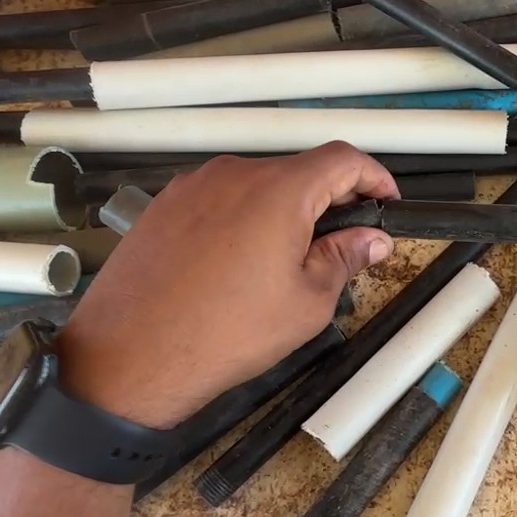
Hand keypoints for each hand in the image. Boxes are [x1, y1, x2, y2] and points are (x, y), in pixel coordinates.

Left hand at [57, 142, 397, 428]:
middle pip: (300, 170)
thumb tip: (374, 239)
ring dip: (288, 209)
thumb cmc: (228, 332)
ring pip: (259, 184)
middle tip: (346, 241)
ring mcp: (193, 186)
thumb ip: (345, 258)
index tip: (387, 201)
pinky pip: (222, 198)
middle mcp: (234, 173)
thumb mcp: (307, 302)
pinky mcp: (165, 206)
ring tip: (292, 258)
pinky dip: (248, 216)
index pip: (343, 159)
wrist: (129, 357)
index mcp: (279, 190)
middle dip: (332, 199)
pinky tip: (243, 261)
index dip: (374, 176)